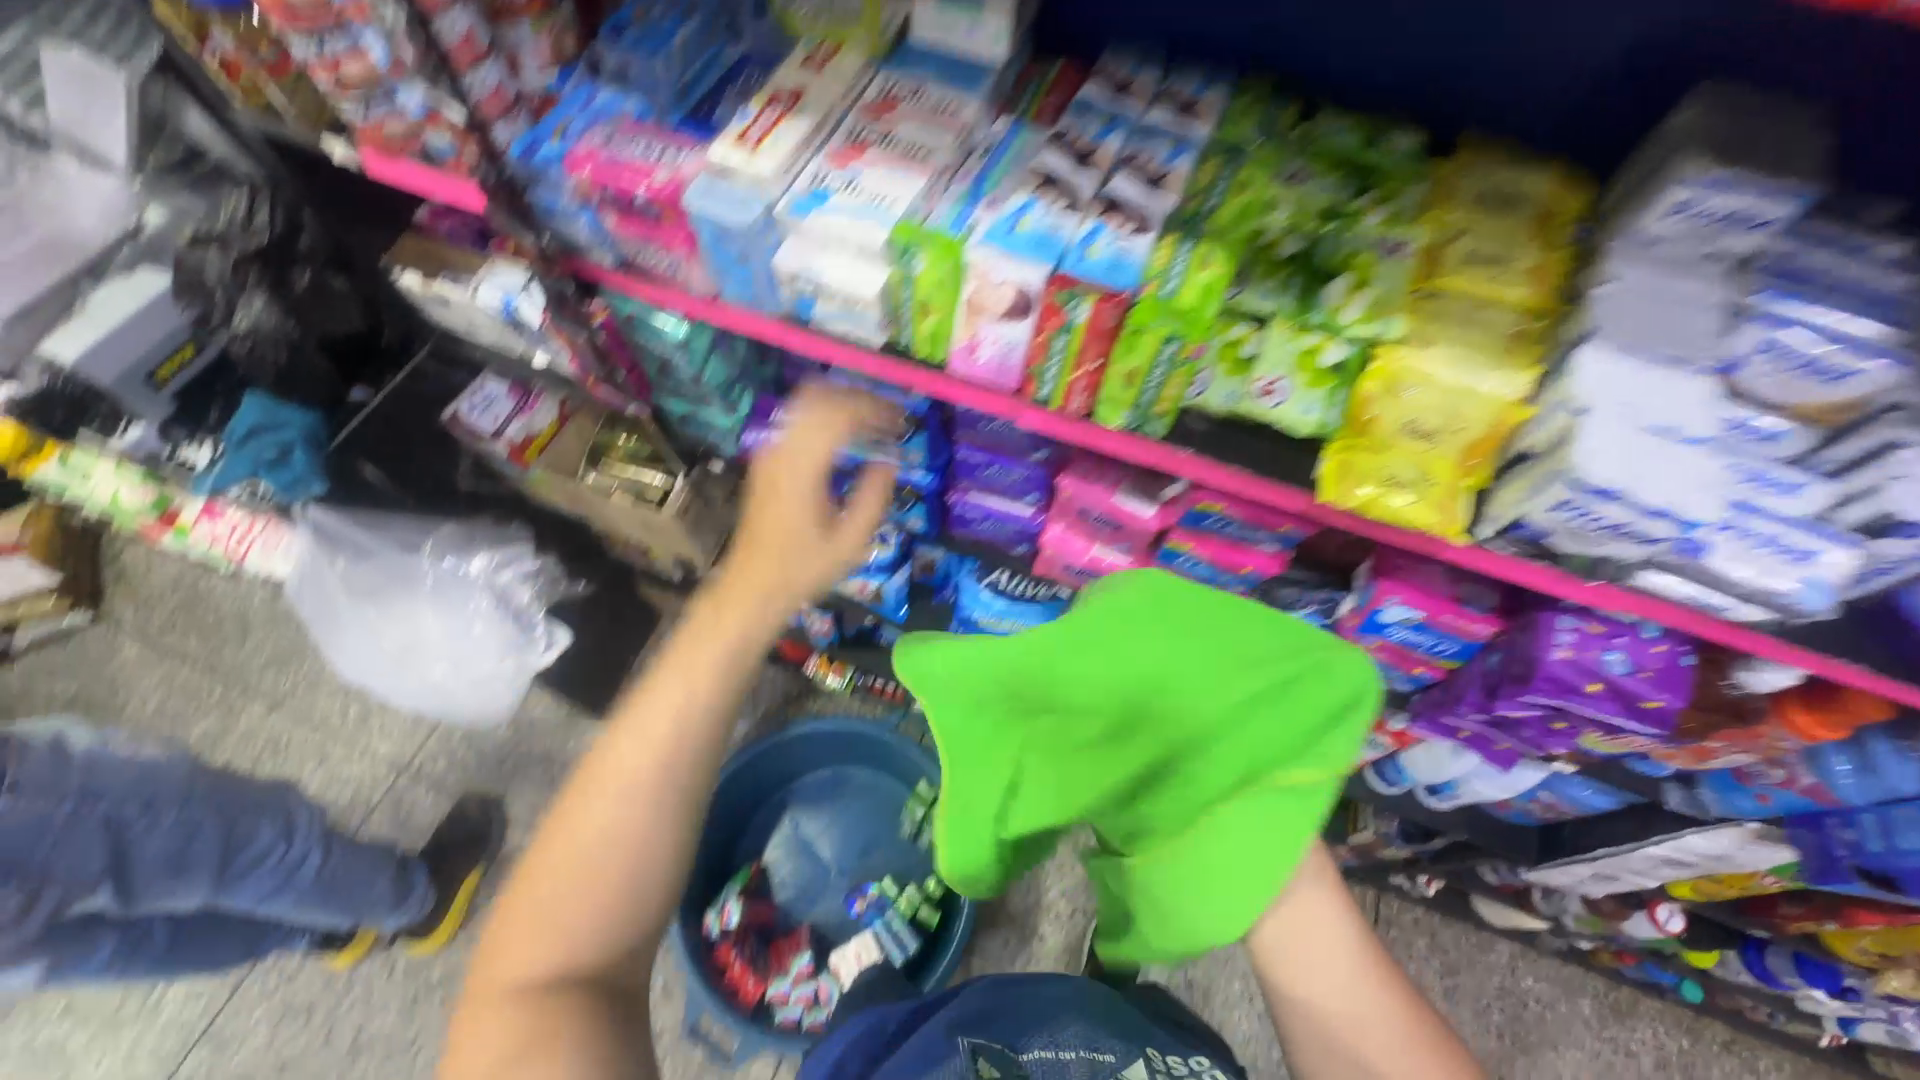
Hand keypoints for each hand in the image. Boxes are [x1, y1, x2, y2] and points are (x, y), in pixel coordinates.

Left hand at [714, 382, 901, 613]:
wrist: (752, 587)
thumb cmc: (803, 570)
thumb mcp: (851, 542)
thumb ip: (874, 497)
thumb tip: (889, 461)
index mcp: (802, 467)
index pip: (840, 414)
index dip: (874, 410)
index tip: (900, 421)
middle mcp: (780, 450)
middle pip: (819, 397)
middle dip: (857, 399)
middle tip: (888, 416)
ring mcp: (768, 452)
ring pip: (804, 404)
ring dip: (839, 404)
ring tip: (870, 422)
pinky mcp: (765, 460)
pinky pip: (795, 420)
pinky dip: (823, 417)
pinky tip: (844, 436)